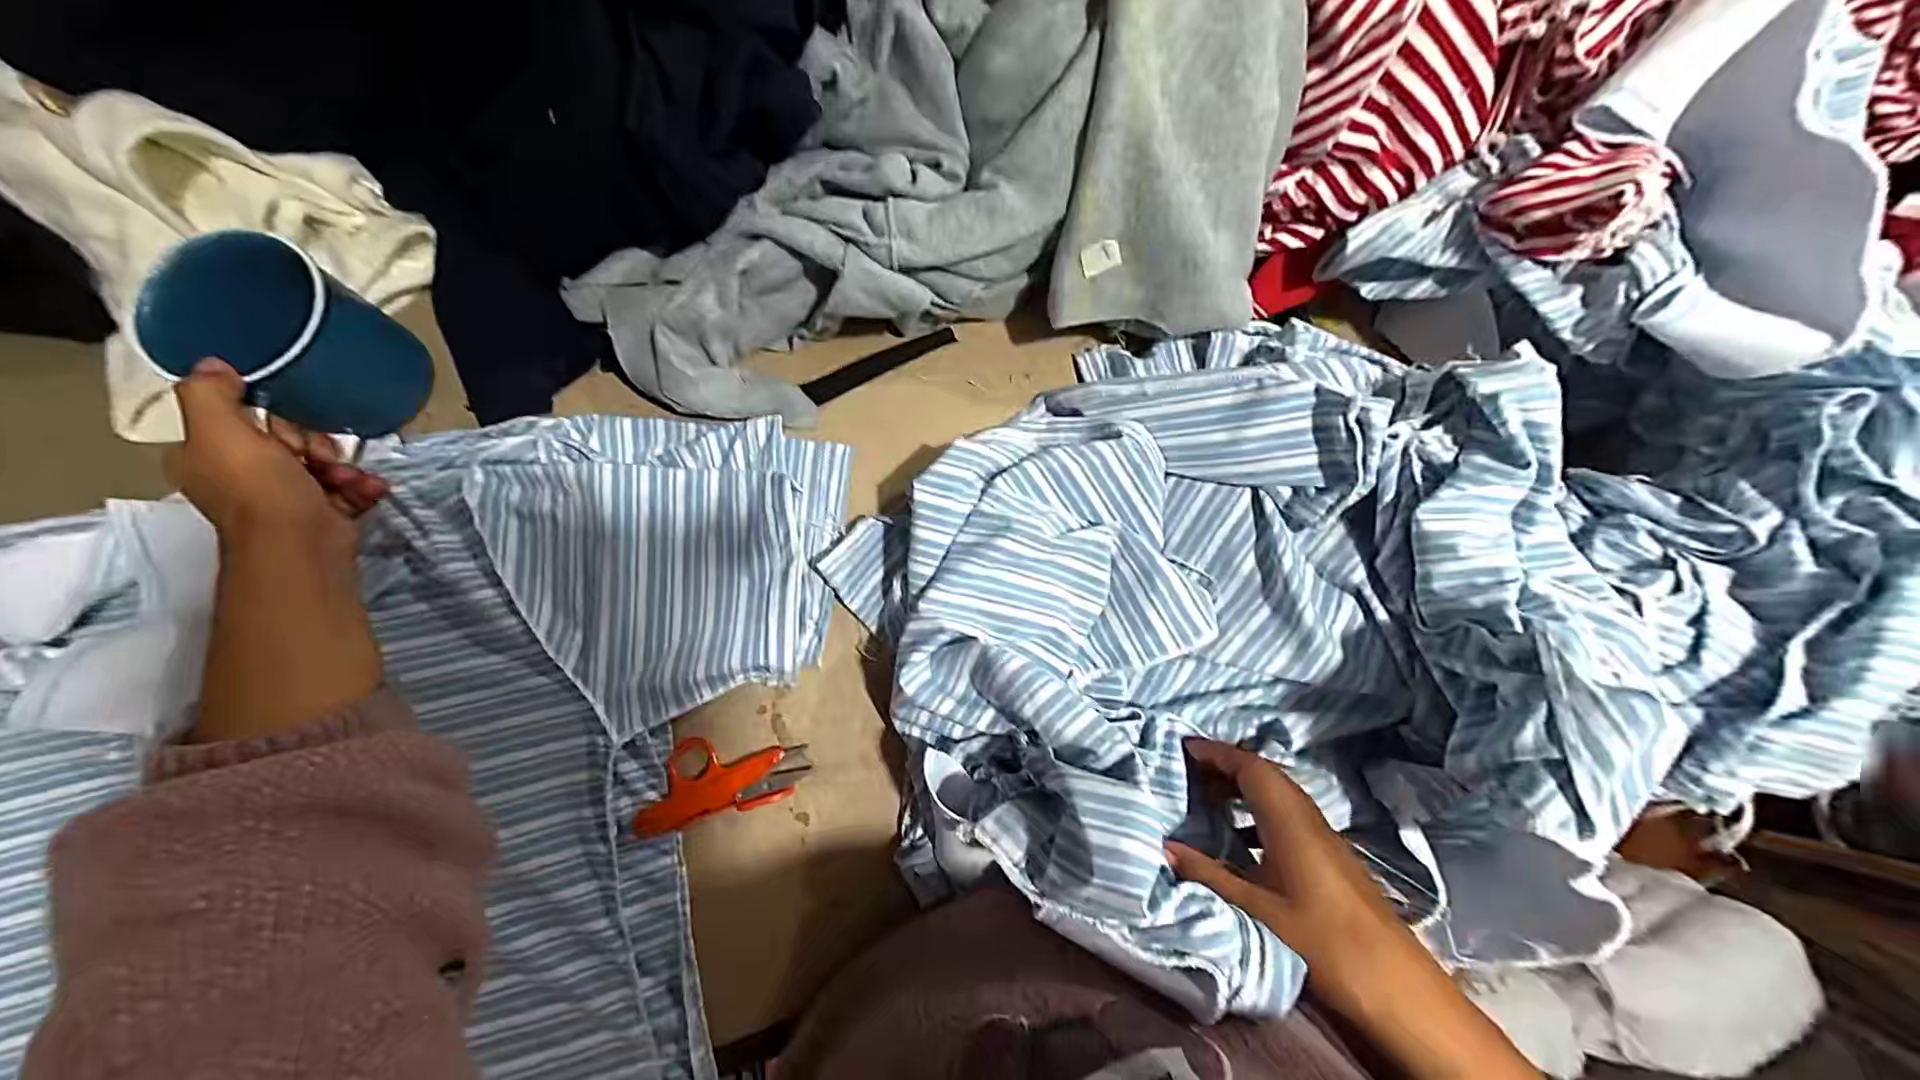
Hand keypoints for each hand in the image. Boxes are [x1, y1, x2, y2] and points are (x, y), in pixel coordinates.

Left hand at [173, 359, 388, 742]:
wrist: (301, 544)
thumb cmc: (258, 489)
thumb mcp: (220, 432)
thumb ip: (210, 394)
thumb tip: (214, 365)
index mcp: (209, 456)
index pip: (243, 421)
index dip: (269, 419)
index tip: (280, 431)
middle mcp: (242, 477)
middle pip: (288, 440)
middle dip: (313, 444)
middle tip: (316, 457)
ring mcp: (285, 498)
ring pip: (323, 463)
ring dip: (343, 465)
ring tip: (346, 478)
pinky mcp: (324, 514)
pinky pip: (348, 488)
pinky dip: (362, 486)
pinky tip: (369, 487)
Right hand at [1166, 739, 1407, 974]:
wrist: (1397, 989)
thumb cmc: (1324, 943)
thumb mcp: (1256, 911)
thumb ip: (1209, 874)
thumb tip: (1165, 847)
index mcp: (1289, 821)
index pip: (1250, 768)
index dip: (1216, 752)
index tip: (1184, 747)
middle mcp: (1308, 819)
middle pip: (1265, 775)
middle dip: (1226, 765)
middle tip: (1189, 770)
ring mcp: (1324, 838)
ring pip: (1278, 794)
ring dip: (1242, 787)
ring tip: (1207, 797)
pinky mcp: (1330, 858)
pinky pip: (1286, 814)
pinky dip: (1257, 809)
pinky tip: (1240, 836)